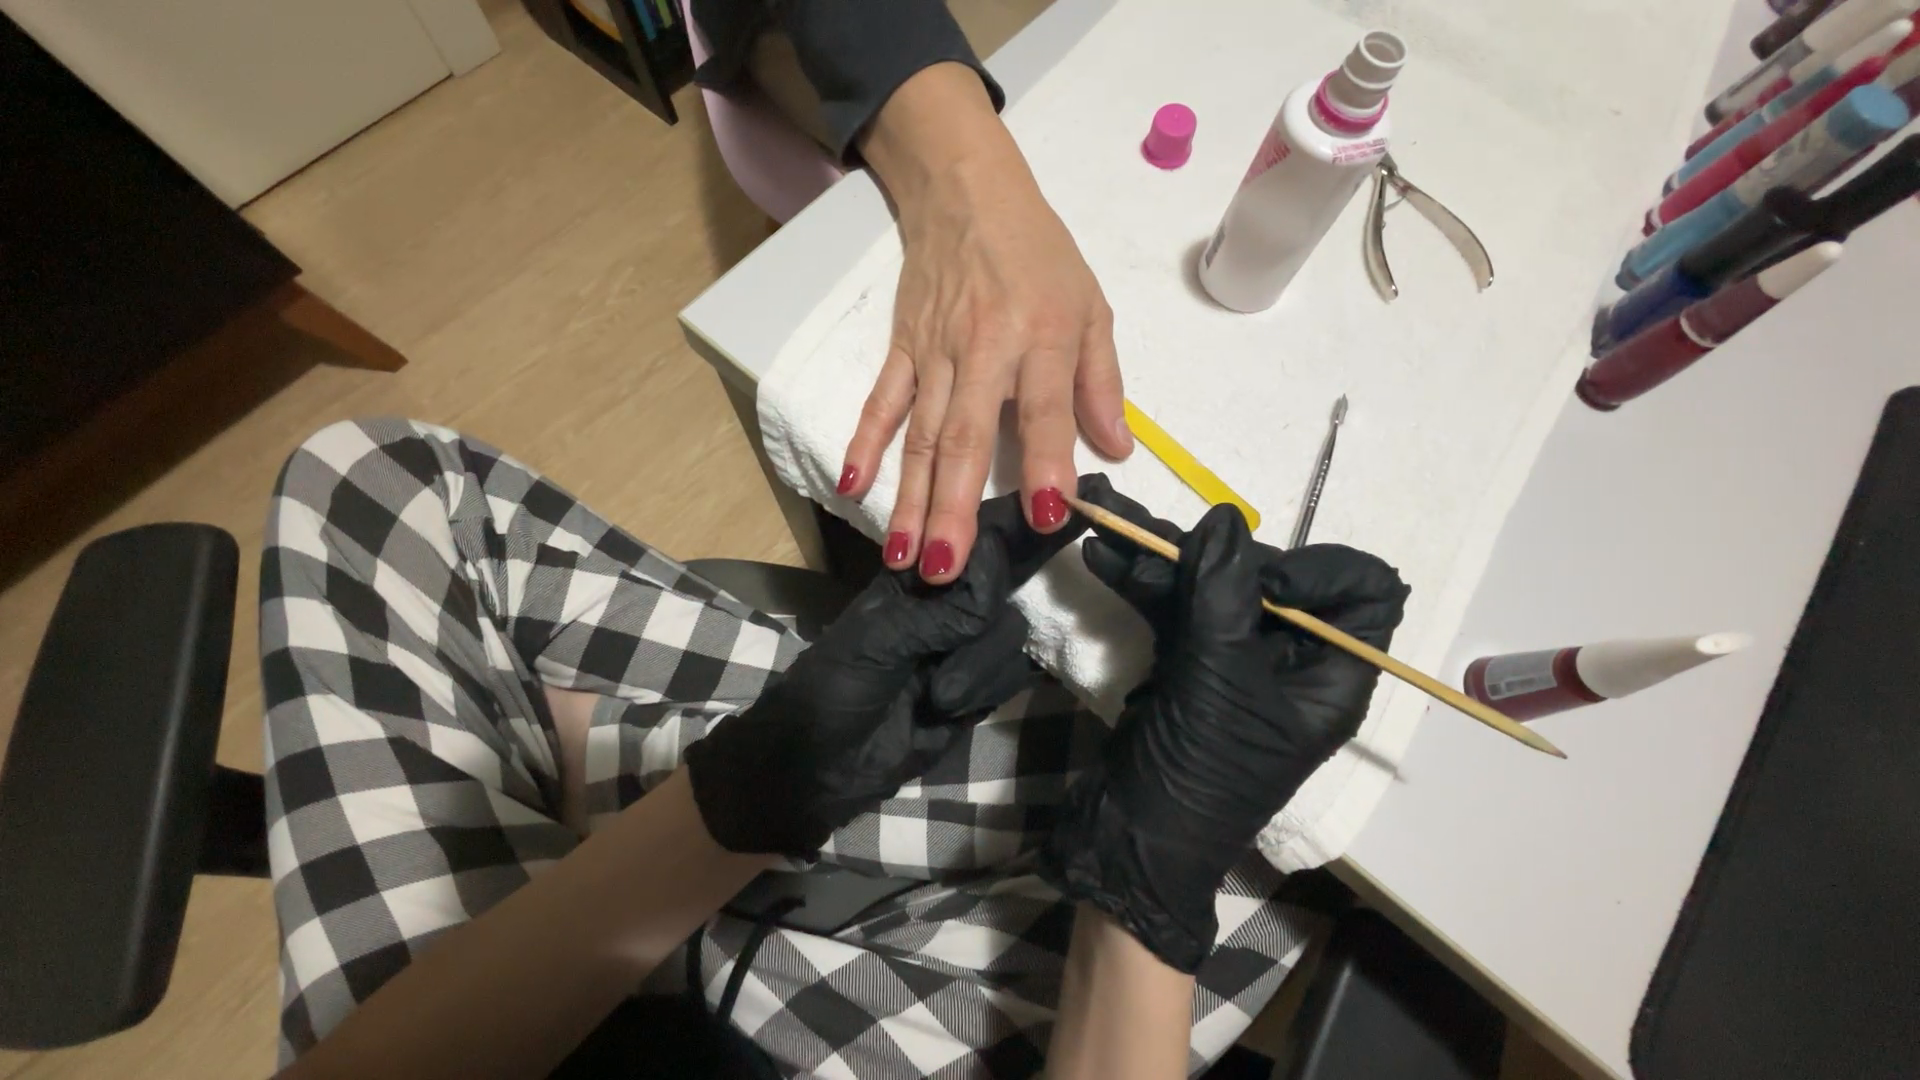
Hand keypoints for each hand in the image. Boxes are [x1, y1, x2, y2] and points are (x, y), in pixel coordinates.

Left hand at [686, 485, 1091, 855]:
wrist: (821, 765)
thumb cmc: (836, 686)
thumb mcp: (881, 638)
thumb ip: (943, 609)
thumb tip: (994, 564)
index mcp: (917, 579)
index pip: (971, 542)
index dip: (1010, 524)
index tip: (1049, 504)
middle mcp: (949, 606)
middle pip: (1006, 580)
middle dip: (1020, 577)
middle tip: (1037, 564)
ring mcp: (967, 648)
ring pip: (1011, 632)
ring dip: (979, 663)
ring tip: (937, 694)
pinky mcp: (980, 690)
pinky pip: (1011, 674)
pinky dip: (988, 687)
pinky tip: (952, 706)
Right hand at [842, 63, 1132, 585]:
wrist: (967, 193)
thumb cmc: (1039, 256)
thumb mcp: (1091, 307)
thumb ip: (1102, 382)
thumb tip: (1116, 451)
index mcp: (1040, 336)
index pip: (1045, 408)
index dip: (1047, 461)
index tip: (1045, 517)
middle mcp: (983, 350)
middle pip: (965, 436)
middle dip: (954, 506)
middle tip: (944, 568)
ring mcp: (934, 353)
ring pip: (920, 434)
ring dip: (910, 497)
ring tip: (903, 555)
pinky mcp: (902, 350)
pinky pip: (881, 402)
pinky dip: (865, 445)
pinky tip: (853, 490)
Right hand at [1040, 481, 1408, 971]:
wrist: (1130, 836)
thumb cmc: (1200, 771)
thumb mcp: (1218, 680)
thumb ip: (1223, 593)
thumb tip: (1226, 516)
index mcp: (1330, 675)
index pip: (1365, 594)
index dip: (1320, 571)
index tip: (1262, 580)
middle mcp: (1289, 661)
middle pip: (1271, 579)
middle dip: (1214, 553)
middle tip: (1163, 543)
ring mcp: (1233, 661)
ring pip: (1211, 588)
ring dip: (1160, 555)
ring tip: (1108, 517)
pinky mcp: (1186, 663)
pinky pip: (1174, 609)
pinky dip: (1142, 584)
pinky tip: (1103, 555)